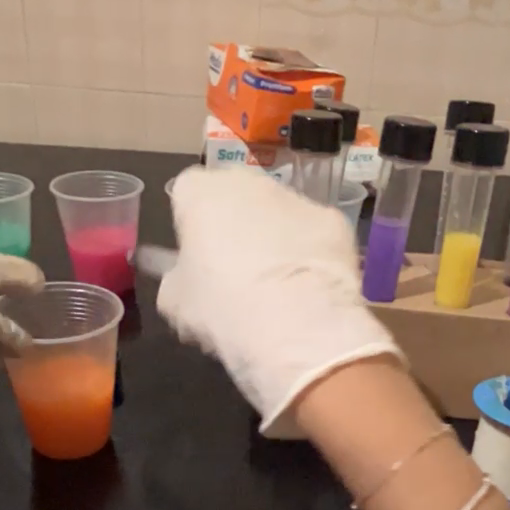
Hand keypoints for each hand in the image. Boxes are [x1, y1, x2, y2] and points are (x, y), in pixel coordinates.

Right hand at [159, 167, 400, 435]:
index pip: (187, 194)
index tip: (197, 259)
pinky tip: (309, 290)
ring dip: (276, 238)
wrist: (295, 328)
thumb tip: (185, 279)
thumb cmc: (222, 310)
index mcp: (200, 192)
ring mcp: (296, 198)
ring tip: (278, 287)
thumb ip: (177, 277)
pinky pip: (314, 235)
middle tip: (237, 272)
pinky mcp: (334, 221)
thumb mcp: (175, 302)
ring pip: (279, 213)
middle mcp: (249, 181)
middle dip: (236, 225)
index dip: (192, 227)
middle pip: (236, 197)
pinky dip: (312, 255)